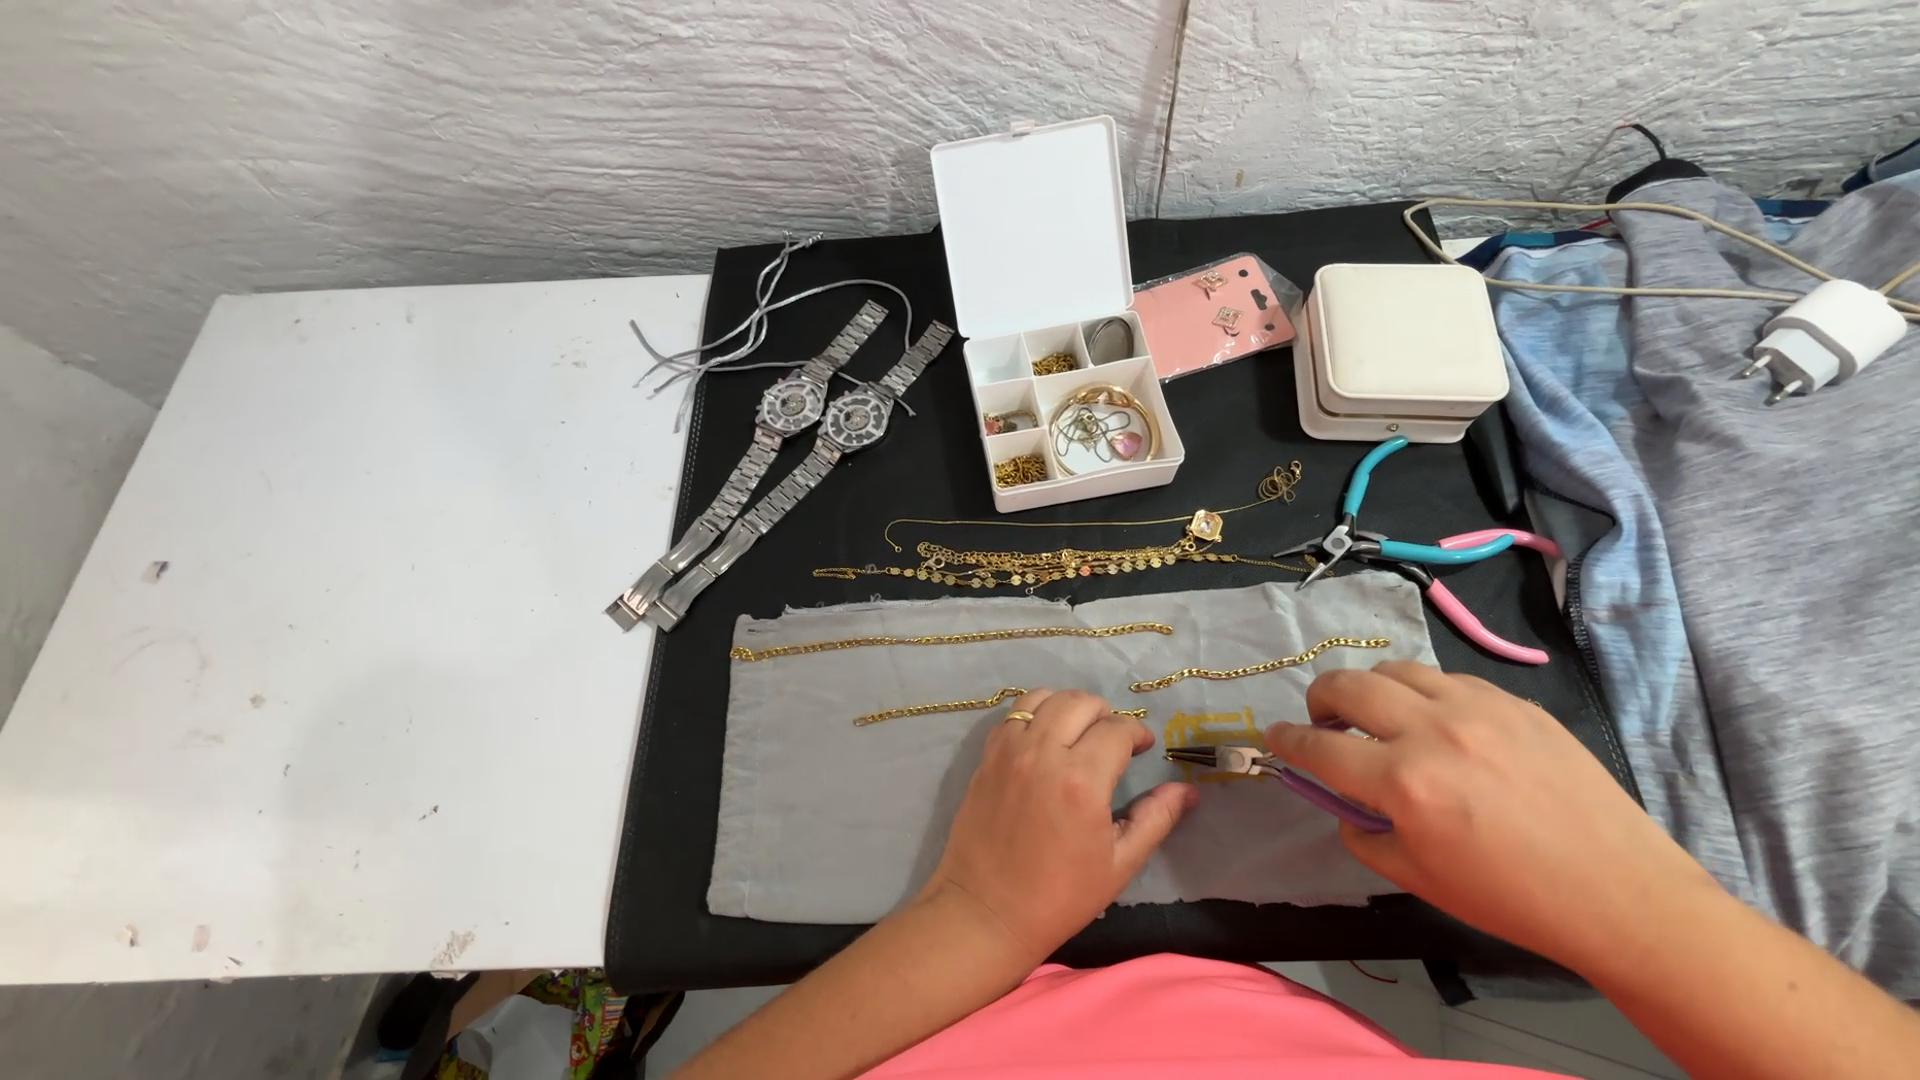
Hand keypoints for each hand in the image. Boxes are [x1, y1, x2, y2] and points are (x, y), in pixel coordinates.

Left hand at [918, 688, 1196, 963]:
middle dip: (1106, 714)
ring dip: (1069, 706)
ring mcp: (1010, 750)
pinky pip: (1013, 712)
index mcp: (1081, 780)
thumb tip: (1188, 790)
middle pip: (1081, 702)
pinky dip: (1035, 712)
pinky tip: (1045, 738)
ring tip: (1079, 732)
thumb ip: (1155, 819)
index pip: (1117, 729)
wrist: (986, 911)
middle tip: (1113, 741)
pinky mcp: (987, 755)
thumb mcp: (1119, 864)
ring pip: (1044, 697)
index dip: (1137, 733)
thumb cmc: (1059, 896)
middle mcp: (1043, 753)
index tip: (1143, 748)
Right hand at [1266, 662, 1721, 970]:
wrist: (1621, 894)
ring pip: (1396, 669)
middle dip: (1318, 699)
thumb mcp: (1416, 877)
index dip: (1286, 739)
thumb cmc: (1510, 897)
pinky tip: (1438, 723)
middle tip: (1323, 720)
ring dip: (1370, 688)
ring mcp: (1478, 709)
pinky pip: (1447, 679)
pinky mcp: (1515, 703)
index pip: (1318, 745)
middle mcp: (1433, 732)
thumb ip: (1362, 833)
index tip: (1275, 736)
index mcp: (1404, 783)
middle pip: (1346, 685)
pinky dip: (1423, 694)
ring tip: (1378, 713)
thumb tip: (1342, 802)